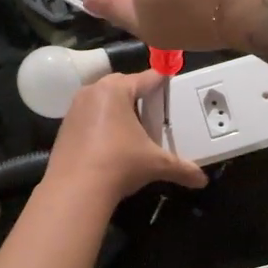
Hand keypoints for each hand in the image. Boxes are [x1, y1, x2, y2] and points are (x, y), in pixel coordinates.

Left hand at [45, 71, 207, 203]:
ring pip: (103, 101)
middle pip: (122, 85)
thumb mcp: (155, 164)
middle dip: (138, 96)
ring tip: (134, 129)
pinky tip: (112, 144)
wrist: (75, 190)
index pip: (147, 78)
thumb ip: (181, 168)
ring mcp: (75, 109)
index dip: (163, 82)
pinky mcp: (65, 128)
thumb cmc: (119, 164)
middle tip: (155, 112)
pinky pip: (89, 118)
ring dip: (118, 110)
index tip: (173, 86)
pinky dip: (102, 125)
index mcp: (116, 90)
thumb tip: (202, 180)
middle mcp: (93, 92)